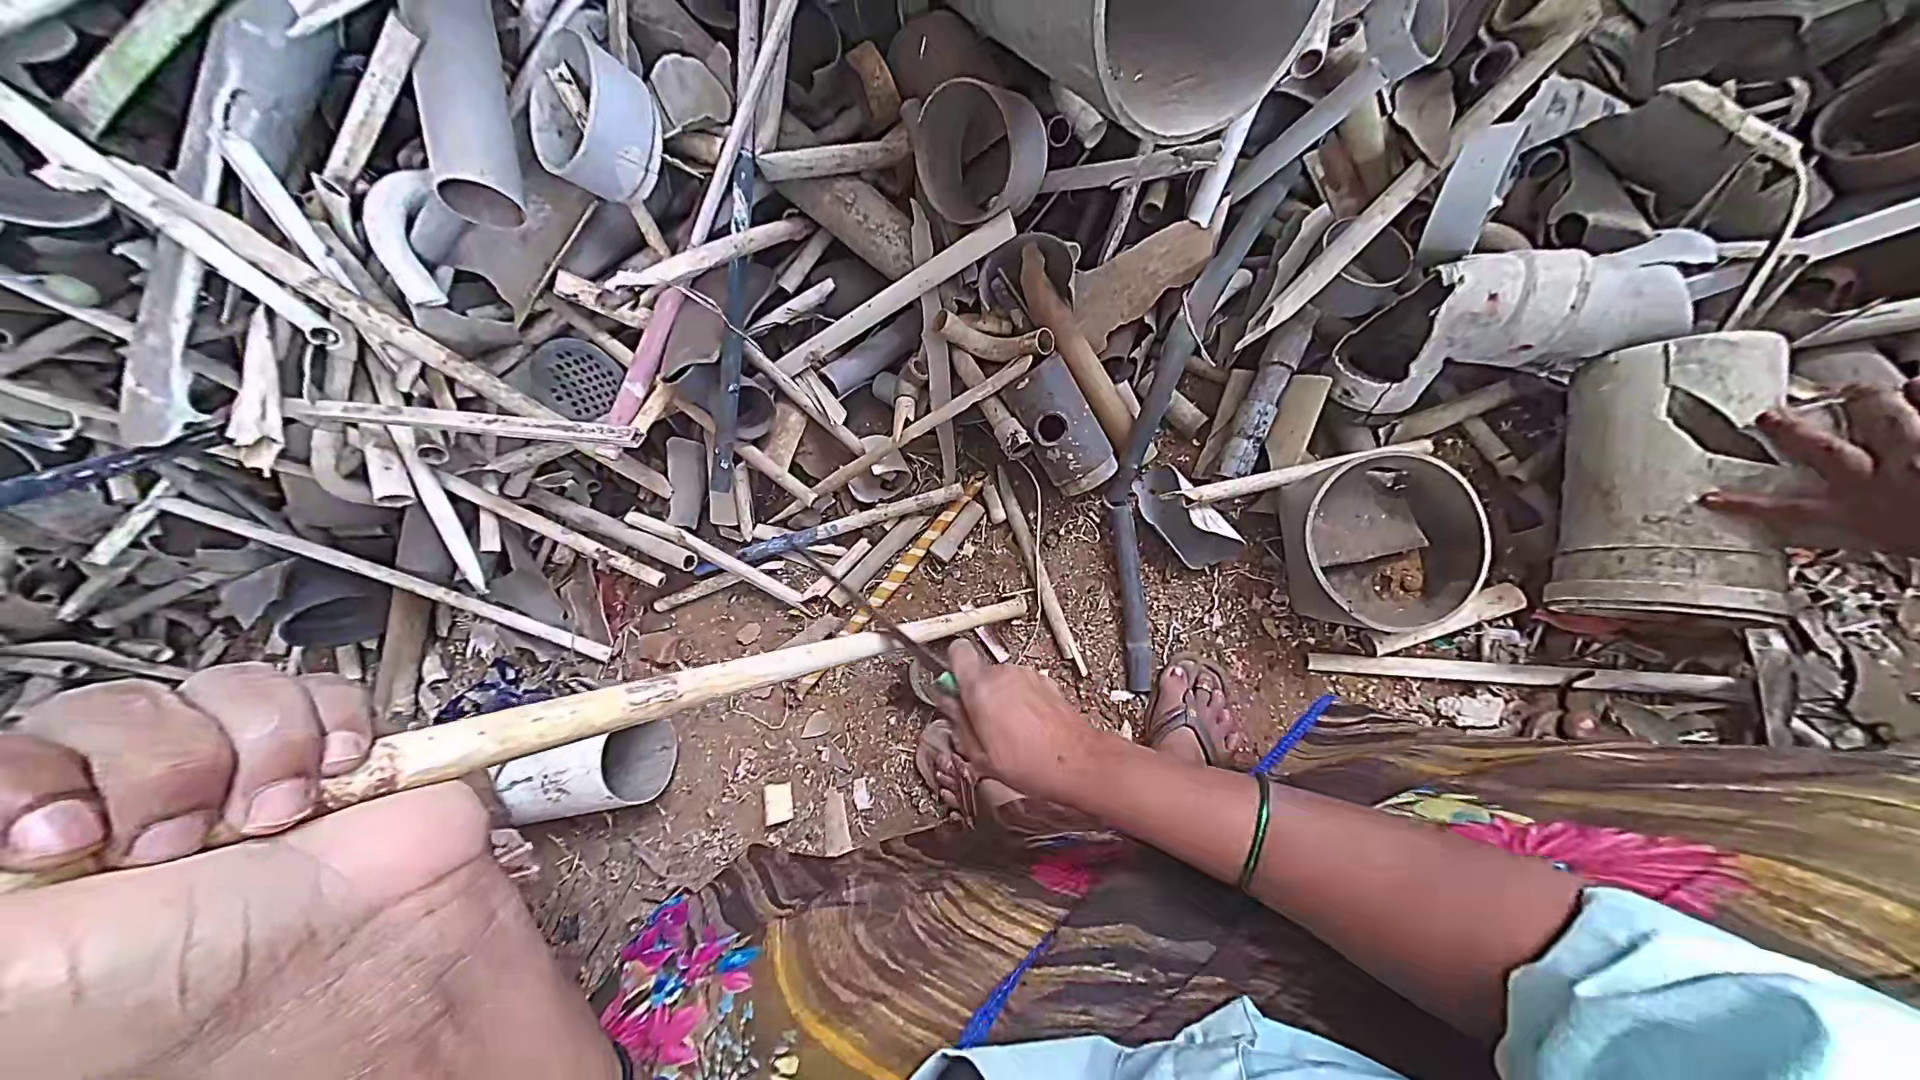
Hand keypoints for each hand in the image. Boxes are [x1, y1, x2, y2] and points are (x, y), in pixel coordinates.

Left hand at [0, 664, 615, 1079]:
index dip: (27, 776)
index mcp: (40, 852)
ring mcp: (244, 772)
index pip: (5, 759)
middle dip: (160, 767)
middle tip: (182, 840)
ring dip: (263, 749)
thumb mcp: (11, 978)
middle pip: (109, 709)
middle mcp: (135, 807)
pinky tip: (334, 779)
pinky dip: (334, 724)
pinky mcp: (333, 746)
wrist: (369, 945)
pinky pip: (318, 686)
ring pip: (223, 688)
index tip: (63, 836)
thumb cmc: (195, 987)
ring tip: (279, 814)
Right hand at [936, 640, 1098, 802]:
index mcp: (981, 687)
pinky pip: (1022, 686)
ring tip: (1008, 732)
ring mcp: (1026, 675)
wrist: (1077, 762)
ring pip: (1002, 680)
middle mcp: (1004, 673)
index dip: (952, 669)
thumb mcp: (980, 754)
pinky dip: (1020, 702)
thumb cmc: (1031, 762)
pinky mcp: (1045, 682)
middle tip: (981, 724)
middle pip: (980, 672)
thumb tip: (948, 705)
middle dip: (977, 694)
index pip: (957, 652)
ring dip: (1000, 699)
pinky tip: (1026, 729)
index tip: (952, 689)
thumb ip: (958, 722)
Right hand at [1704, 382, 1919, 555]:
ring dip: (1863, 400)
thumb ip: (1878, 531)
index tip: (1713, 499)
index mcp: (1861, 514)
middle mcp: (1880, 478)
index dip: (1742, 504)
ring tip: (1856, 391)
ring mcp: (1918, 452)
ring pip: (1880, 416)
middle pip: (1821, 448)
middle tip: (1770, 417)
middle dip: (1791, 430)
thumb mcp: (1898, 547)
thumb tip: (1849, 522)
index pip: (1784, 510)